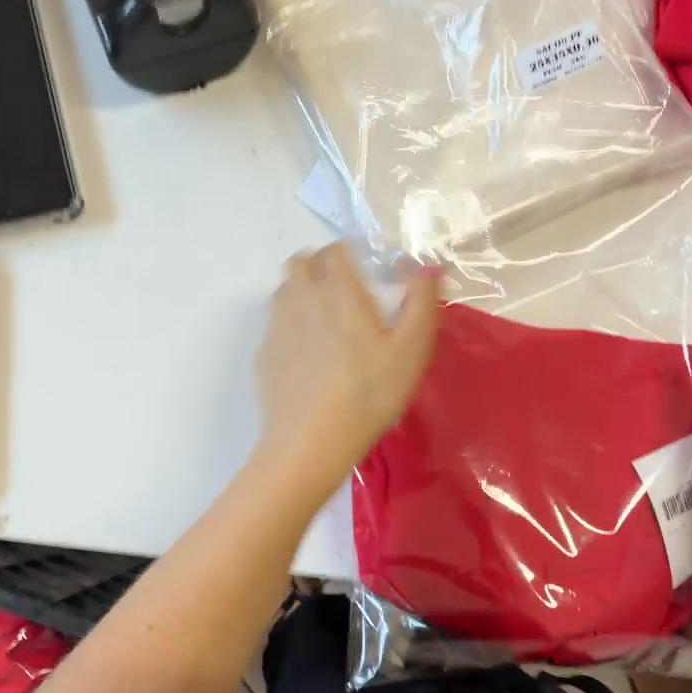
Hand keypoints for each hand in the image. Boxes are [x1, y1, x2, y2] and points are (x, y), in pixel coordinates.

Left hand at [252, 243, 440, 497]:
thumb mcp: (411, 351)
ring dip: (301, 292)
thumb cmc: (369, 394)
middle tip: (342, 291)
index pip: (335, 249)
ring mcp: (276, 326)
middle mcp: (300, 298)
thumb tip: (428, 266)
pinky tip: (307, 358)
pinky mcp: (263, 354)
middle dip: (319, 266)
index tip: (365, 270)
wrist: (310, 442)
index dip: (349, 253)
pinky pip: (275, 325)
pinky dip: (289, 327)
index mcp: (337, 289)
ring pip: (283, 290)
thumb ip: (422, 302)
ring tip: (324, 321)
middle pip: (300, 262)